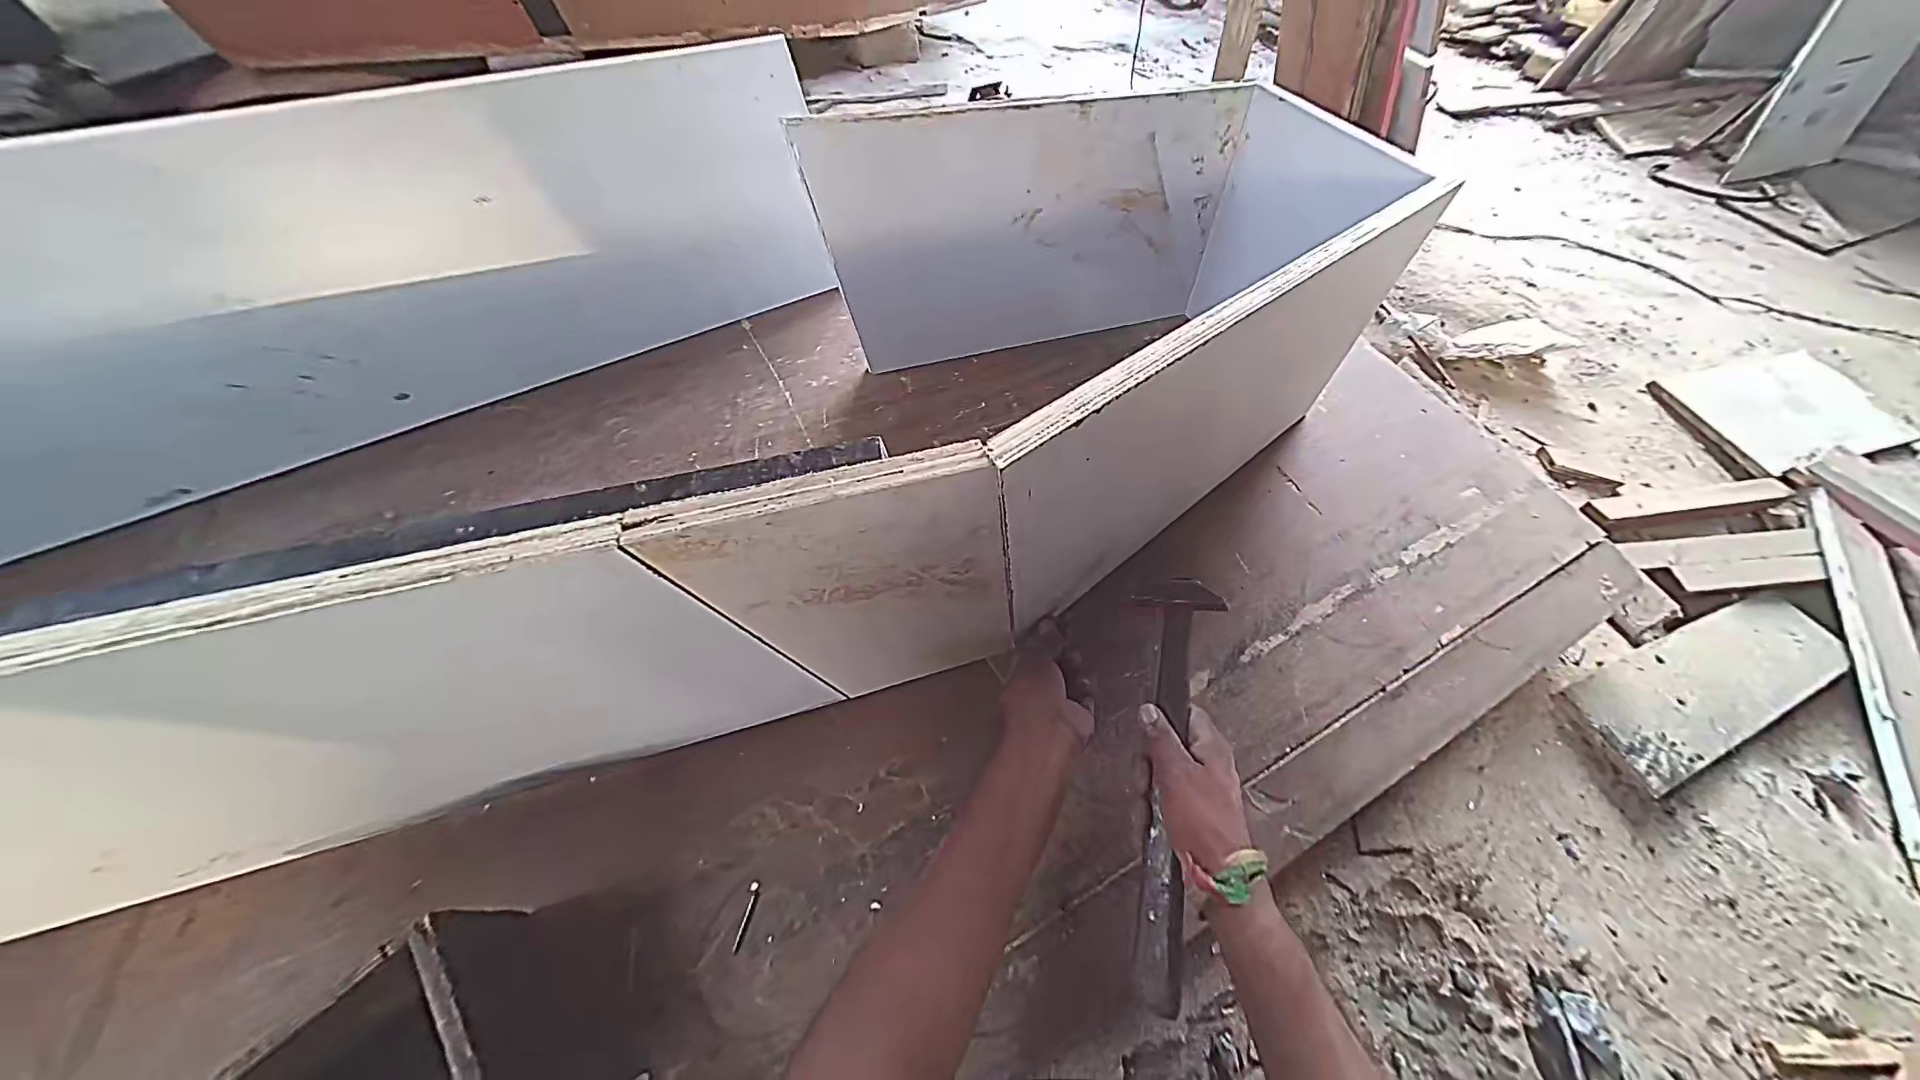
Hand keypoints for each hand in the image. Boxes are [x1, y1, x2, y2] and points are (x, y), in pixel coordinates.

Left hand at [1000, 618, 1093, 749]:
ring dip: (1076, 675)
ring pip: (1069, 686)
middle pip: (1052, 671)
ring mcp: (1056, 711)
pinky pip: (1084, 702)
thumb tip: (1046, 625)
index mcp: (1018, 680)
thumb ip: (1044, 643)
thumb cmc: (1034, 699)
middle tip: (1071, 646)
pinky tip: (1089, 683)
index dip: (1043, 643)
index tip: (1056, 629)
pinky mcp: (1077, 723)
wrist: (1051, 737)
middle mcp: (1034, 696)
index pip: (1031, 657)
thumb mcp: (1037, 661)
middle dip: (1063, 658)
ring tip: (1080, 664)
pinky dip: (1088, 694)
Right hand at [1140, 703, 1251, 873]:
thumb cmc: (1202, 821)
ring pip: (1163, 771)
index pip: (1187, 713)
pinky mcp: (1194, 807)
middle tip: (1144, 778)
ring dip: (1147, 786)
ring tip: (1146, 803)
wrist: (1219, 873)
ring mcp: (1202, 785)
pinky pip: (1166, 795)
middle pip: (1169, 743)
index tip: (1145, 733)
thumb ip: (1160, 738)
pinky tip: (1150, 816)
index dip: (1163, 718)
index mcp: (1212, 746)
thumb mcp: (1175, 773)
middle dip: (1148, 761)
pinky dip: (1155, 804)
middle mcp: (1210, 762)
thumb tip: (1148, 709)